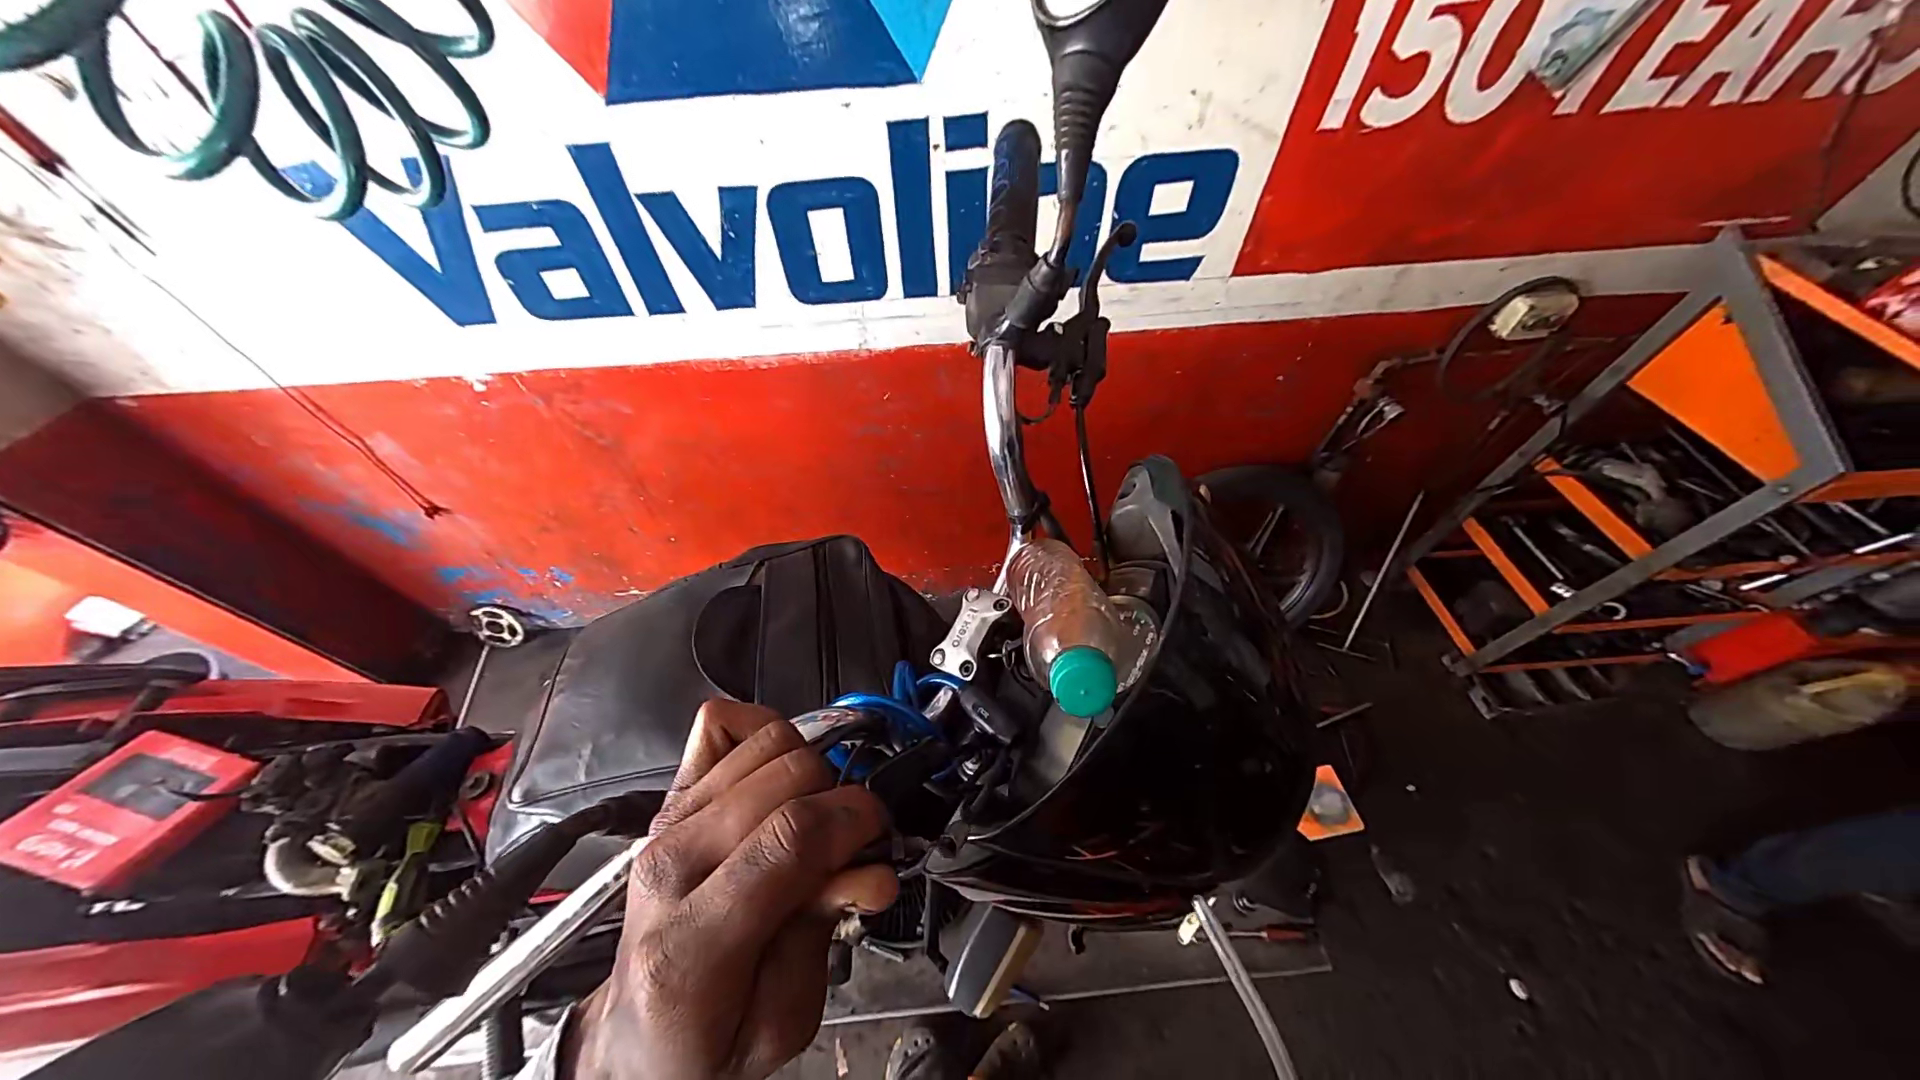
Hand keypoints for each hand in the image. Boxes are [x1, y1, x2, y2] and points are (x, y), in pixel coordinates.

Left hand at [565, 700, 897, 1079]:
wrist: (636, 1034)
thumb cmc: (705, 1039)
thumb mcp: (781, 1021)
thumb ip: (823, 934)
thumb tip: (872, 870)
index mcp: (692, 944)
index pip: (787, 837)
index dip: (851, 820)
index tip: (877, 832)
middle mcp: (672, 866)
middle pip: (784, 777)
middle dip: (841, 797)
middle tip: (852, 835)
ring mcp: (667, 825)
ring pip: (766, 743)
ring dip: (812, 768)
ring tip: (818, 812)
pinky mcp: (671, 801)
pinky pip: (721, 724)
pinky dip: (762, 730)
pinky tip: (779, 773)